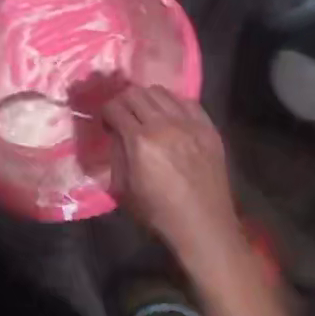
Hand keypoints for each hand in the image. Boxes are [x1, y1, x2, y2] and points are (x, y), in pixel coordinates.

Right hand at [102, 85, 242, 269]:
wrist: (203, 224)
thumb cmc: (159, 213)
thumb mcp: (124, 190)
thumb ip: (117, 155)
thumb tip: (115, 134)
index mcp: (140, 141)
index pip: (115, 107)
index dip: (106, 112)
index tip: (107, 122)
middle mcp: (164, 124)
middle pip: (136, 93)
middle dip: (124, 101)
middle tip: (124, 115)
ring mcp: (189, 123)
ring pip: (161, 91)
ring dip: (147, 99)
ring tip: (147, 114)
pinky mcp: (208, 126)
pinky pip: (187, 101)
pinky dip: (173, 104)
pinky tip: (172, 118)